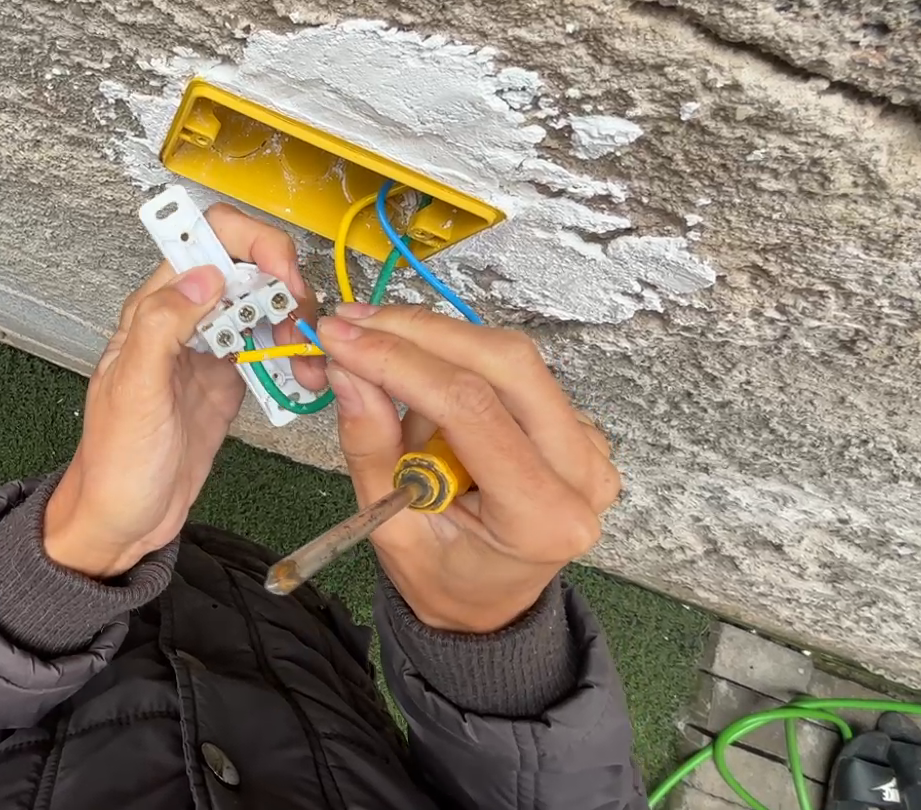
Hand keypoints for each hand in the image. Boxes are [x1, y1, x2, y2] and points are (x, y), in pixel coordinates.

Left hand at [44, 204, 326, 577]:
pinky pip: (272, 351)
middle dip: (284, 285)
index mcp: (155, 310)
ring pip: (266, 308)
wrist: (124, 518)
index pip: (205, 242)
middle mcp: (186, 320)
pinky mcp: (231, 380)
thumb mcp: (134, 389)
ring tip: (307, 360)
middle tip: (300, 325)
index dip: (248, 242)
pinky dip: (296, 357)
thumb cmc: (116, 458)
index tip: (279, 272)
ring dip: (296, 324)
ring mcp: (212, 349)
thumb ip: (163, 325)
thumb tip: (205, 276)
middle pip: (247, 268)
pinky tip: (304, 377)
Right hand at [317, 305, 619, 632]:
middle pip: (502, 362)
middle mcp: (582, 471)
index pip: (472, 409)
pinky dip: (444, 352)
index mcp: (544, 516)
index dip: (398, 363)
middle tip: (346, 321)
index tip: (336, 338)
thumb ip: (370, 448)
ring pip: (504, 354)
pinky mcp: (567, 419)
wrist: (490, 598)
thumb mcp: (390, 532)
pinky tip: (403, 361)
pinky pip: (503, 367)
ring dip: (426, 336)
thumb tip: (345, 369)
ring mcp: (584, 440)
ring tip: (362, 341)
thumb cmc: (442, 577)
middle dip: (415, 331)